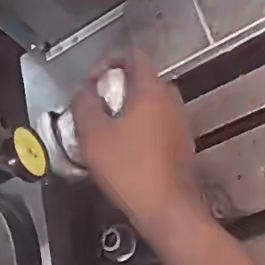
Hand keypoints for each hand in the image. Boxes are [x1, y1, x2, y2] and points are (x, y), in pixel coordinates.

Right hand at [71, 47, 211, 240]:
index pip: (135, 56)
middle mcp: (171, 102)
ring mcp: (180, 123)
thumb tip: (82, 93)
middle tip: (97, 106)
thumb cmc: (130, 171)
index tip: (94, 79)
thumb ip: (84, 106)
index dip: (110, 60)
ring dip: (129, 110)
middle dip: (117, 88)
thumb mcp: (93, 136)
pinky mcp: (182, 145)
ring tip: (107, 131)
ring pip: (151, 104)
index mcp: (151, 91)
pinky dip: (141, 129)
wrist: (166, 208)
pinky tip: (125, 151)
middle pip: (143, 80)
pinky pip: (159, 125)